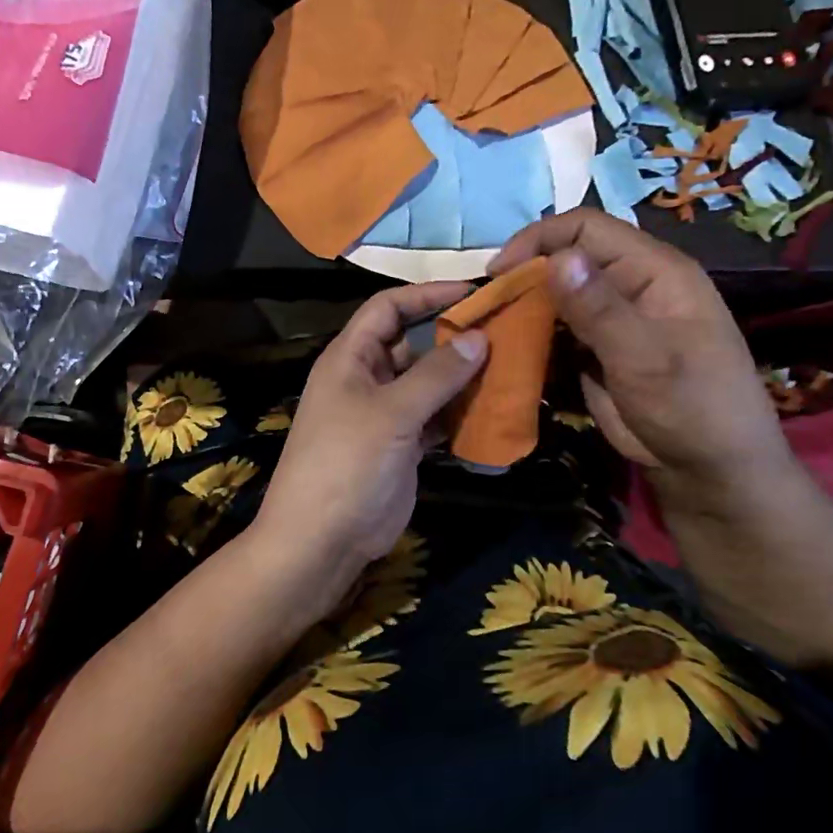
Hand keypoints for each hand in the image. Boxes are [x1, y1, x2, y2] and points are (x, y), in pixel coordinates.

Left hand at [254, 281, 487, 570]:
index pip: (388, 308)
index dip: (427, 295)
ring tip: (511, 368)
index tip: (472, 292)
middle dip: (454, 339)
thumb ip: (436, 375)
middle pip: (413, 345)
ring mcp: (385, 414)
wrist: (321, 540)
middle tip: (505, 332)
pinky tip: (494, 410)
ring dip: (463, 378)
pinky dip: (460, 414)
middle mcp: (367, 379)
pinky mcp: (401, 446)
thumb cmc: (347, 463)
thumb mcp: (392, 413)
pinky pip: (435, 418)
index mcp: (351, 358)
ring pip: (429, 384)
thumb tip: (479, 337)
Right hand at [489, 209, 787, 485]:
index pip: (586, 228)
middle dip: (524, 277)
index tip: (499, 273)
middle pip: (566, 259)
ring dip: (524, 309)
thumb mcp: (646, 359)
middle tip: (489, 307)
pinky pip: (557, 331)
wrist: (710, 472)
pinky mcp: (598, 350)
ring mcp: (612, 319)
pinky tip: (510, 351)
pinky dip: (532, 337)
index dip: (539, 239)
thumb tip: (557, 258)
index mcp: (653, 270)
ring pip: (557, 296)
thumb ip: (600, 309)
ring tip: (492, 329)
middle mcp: (630, 285)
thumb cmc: (693, 409)